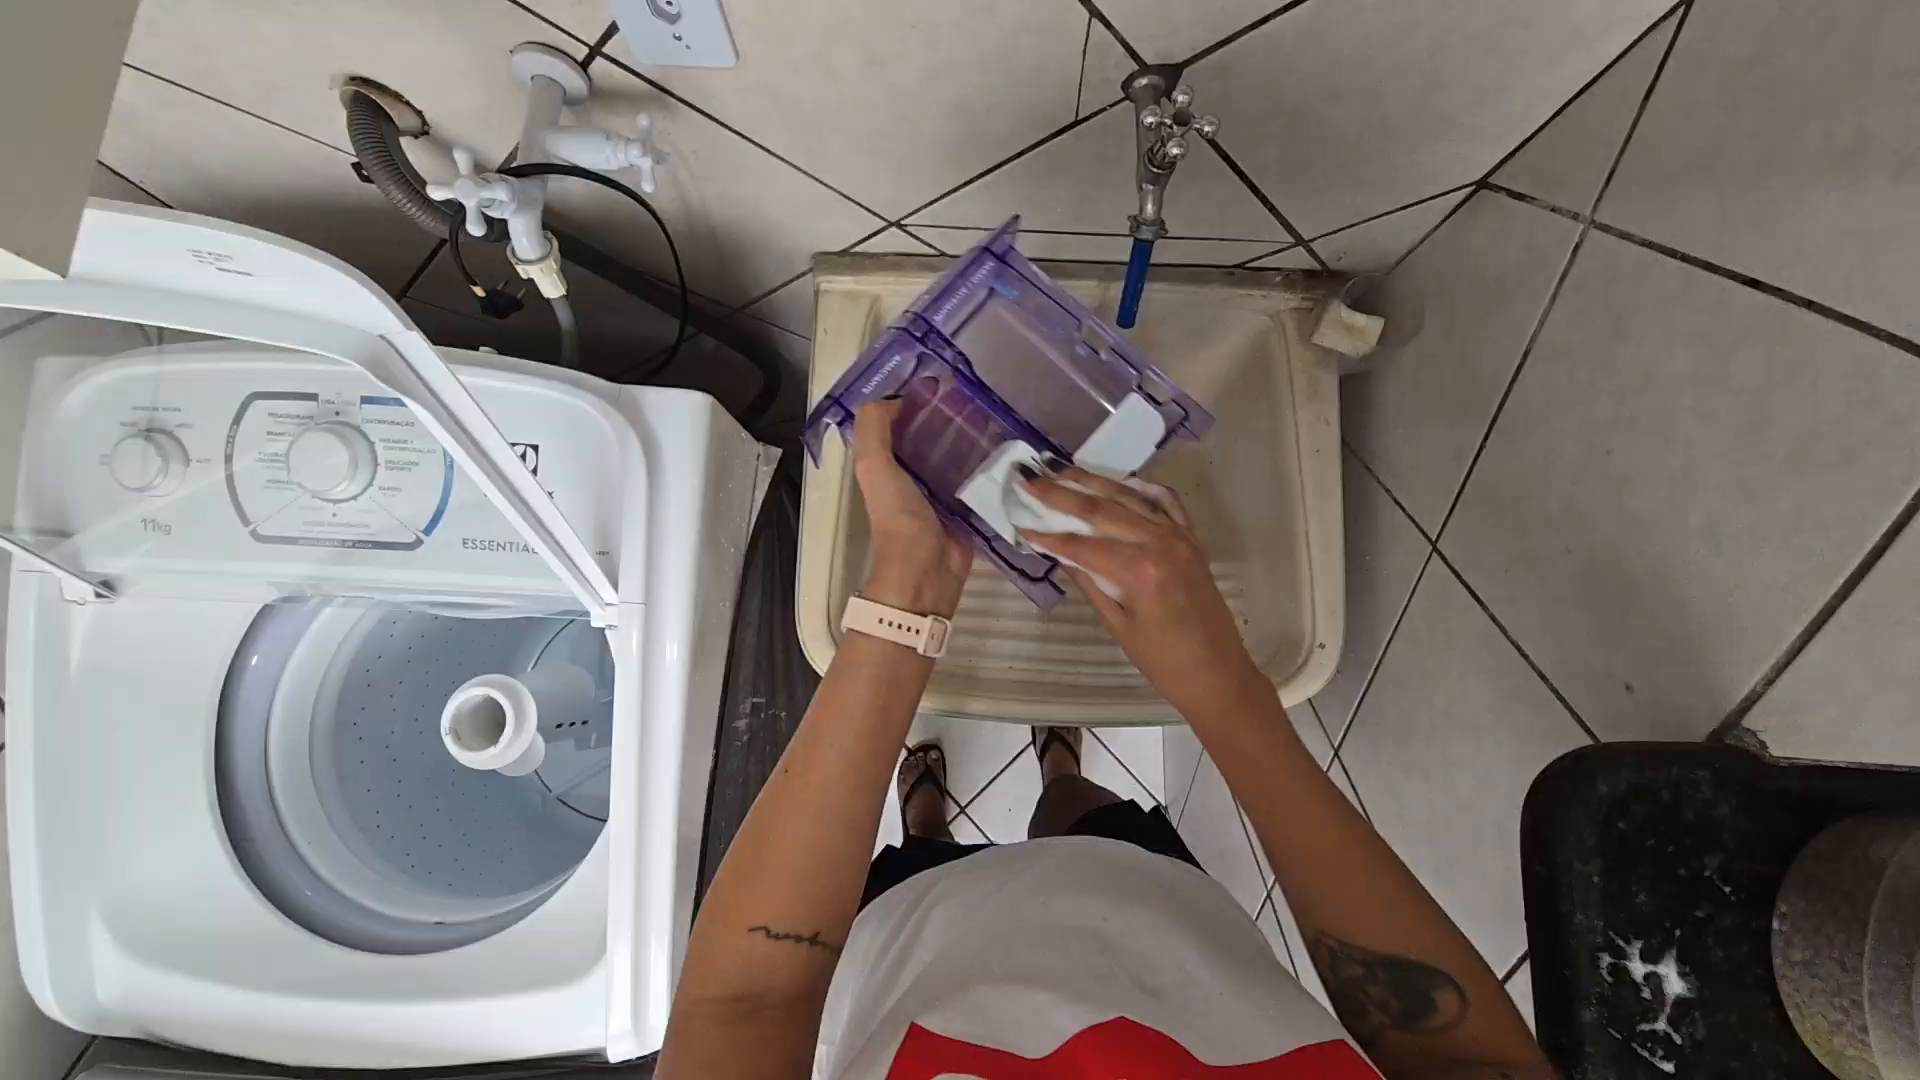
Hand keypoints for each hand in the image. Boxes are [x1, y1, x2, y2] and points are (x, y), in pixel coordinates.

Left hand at [851, 401, 973, 617]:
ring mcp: (941, 494)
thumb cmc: (898, 516)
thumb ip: (874, 428)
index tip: (941, 384)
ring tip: (994, 417)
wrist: (925, 570)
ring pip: (956, 457)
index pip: (899, 426)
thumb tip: (896, 400)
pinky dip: (989, 466)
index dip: (914, 403)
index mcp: (886, 466)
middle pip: (931, 439)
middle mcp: (912, 477)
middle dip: (949, 419)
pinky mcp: (966, 510)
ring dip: (972, 439)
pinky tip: (1005, 448)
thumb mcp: (873, 466)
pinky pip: (978, 481)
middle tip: (975, 398)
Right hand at [1020, 467, 1267, 712]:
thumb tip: (1060, 553)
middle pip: (1102, 509)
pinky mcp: (1192, 539)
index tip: (1021, 522)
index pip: (1082, 544)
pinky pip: (1165, 503)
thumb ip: (1090, 581)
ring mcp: (1179, 536)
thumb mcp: (1117, 624)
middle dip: (1062, 494)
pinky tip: (1120, 483)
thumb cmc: (1162, 660)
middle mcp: (1160, 542)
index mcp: (1139, 569)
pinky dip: (1141, 490)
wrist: (1217, 673)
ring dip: (1095, 482)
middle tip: (1032, 480)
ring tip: (1063, 472)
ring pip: (1130, 497)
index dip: (1049, 535)